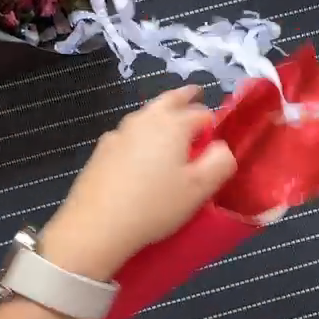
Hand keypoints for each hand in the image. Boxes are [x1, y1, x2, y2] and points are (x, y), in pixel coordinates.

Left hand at [42, 87, 236, 281]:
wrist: (97, 224)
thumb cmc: (155, 205)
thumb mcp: (200, 189)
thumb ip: (220, 162)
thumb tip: (222, 147)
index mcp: (174, 124)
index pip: (202, 113)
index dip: (213, 122)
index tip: (217, 135)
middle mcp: (146, 120)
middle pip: (170, 100)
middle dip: (185, 97)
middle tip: (195, 94)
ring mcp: (119, 132)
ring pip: (146, 114)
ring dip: (161, 113)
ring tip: (170, 123)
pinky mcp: (102, 149)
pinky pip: (129, 134)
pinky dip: (140, 134)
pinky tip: (140, 151)